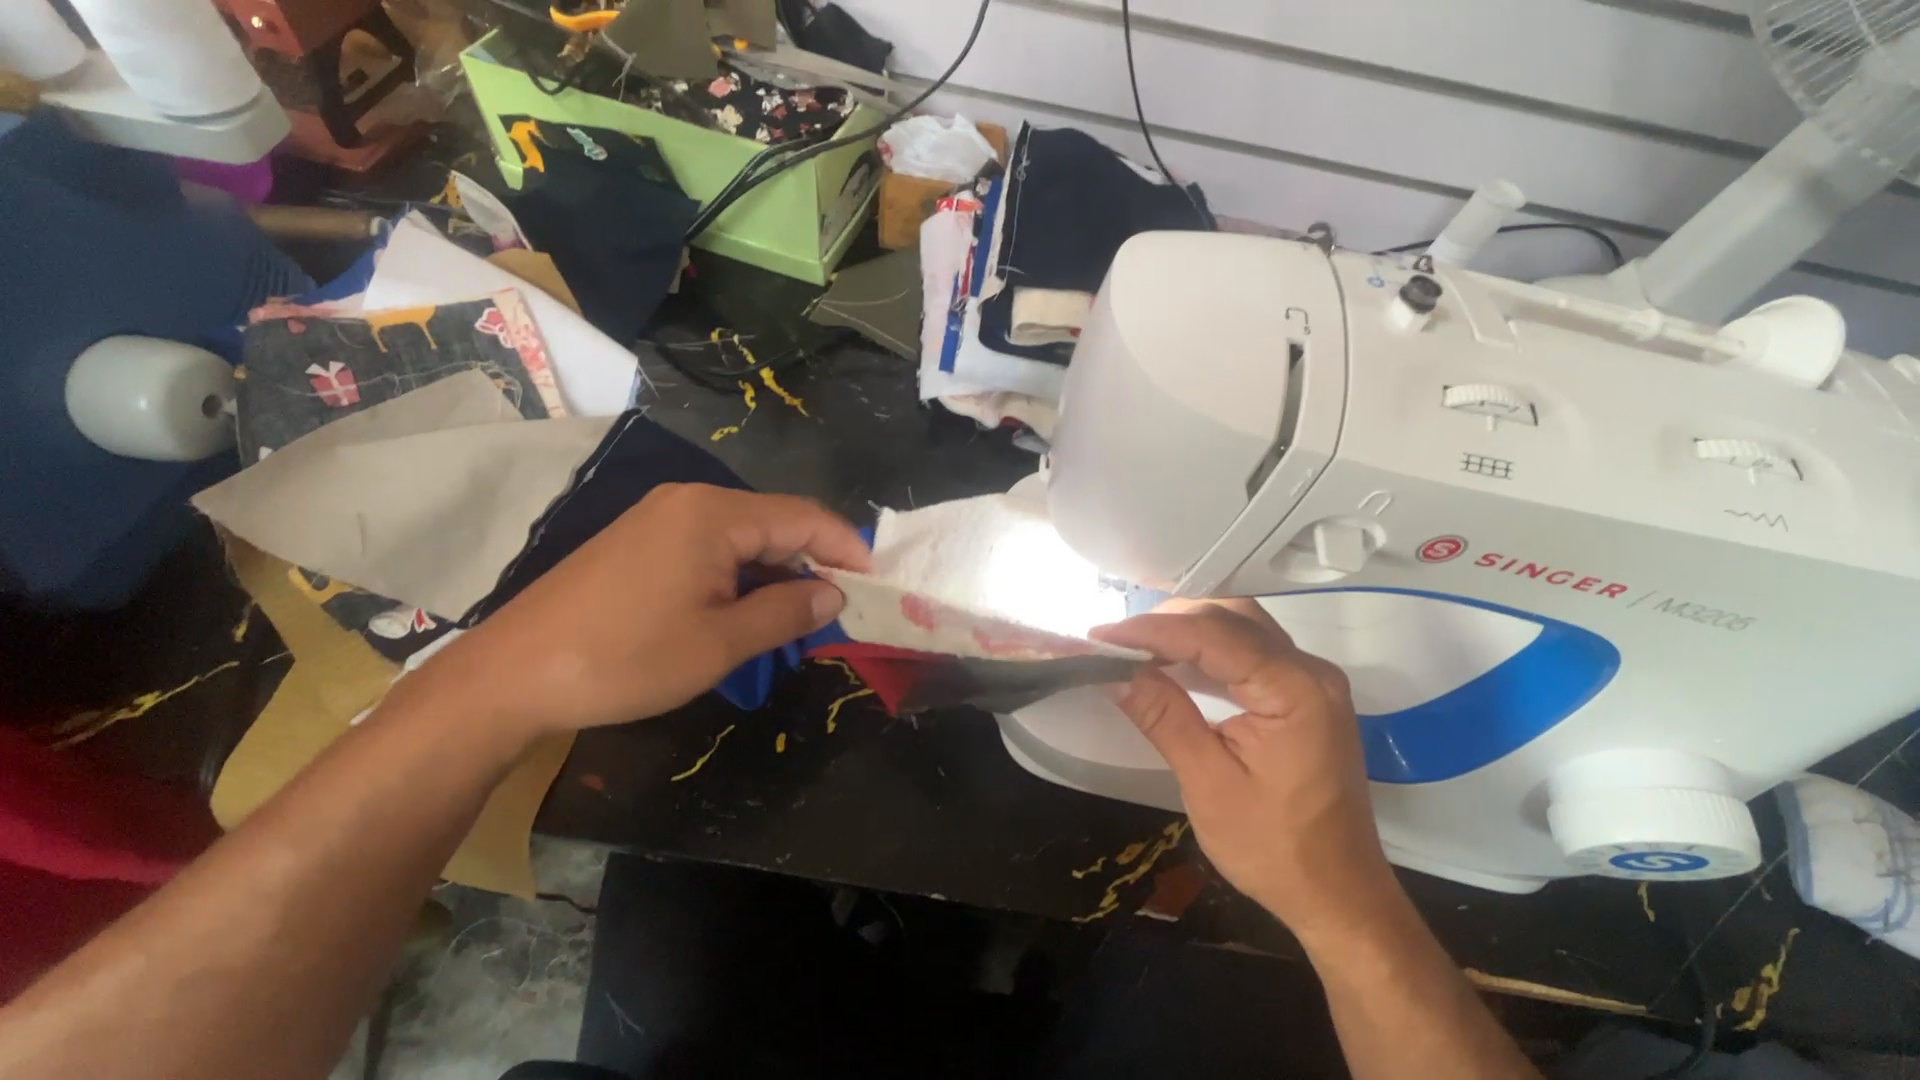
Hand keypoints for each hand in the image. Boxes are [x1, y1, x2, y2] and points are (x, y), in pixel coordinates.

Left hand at [424, 484, 869, 733]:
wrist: (512, 675)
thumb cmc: (626, 658)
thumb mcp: (720, 643)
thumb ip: (786, 612)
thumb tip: (834, 593)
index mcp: (714, 514)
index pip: (805, 518)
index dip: (848, 549)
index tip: (879, 585)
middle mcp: (689, 501)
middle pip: (775, 521)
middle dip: (816, 561)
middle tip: (847, 607)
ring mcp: (658, 518)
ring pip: (743, 536)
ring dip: (778, 570)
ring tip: (805, 614)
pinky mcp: (638, 542)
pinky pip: (710, 546)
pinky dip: (741, 573)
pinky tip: (749, 607)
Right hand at [1091, 600, 1400, 941]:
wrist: (1338, 895)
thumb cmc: (1274, 847)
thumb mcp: (1208, 783)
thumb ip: (1163, 716)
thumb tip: (1113, 671)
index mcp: (1295, 689)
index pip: (1213, 635)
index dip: (1152, 629)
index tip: (1099, 638)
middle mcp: (1311, 671)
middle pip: (1232, 619)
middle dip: (1169, 622)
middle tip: (1115, 642)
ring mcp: (1312, 682)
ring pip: (1242, 629)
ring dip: (1188, 631)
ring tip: (1135, 648)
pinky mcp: (1305, 697)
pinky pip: (1252, 653)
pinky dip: (1209, 652)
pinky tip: (1173, 666)